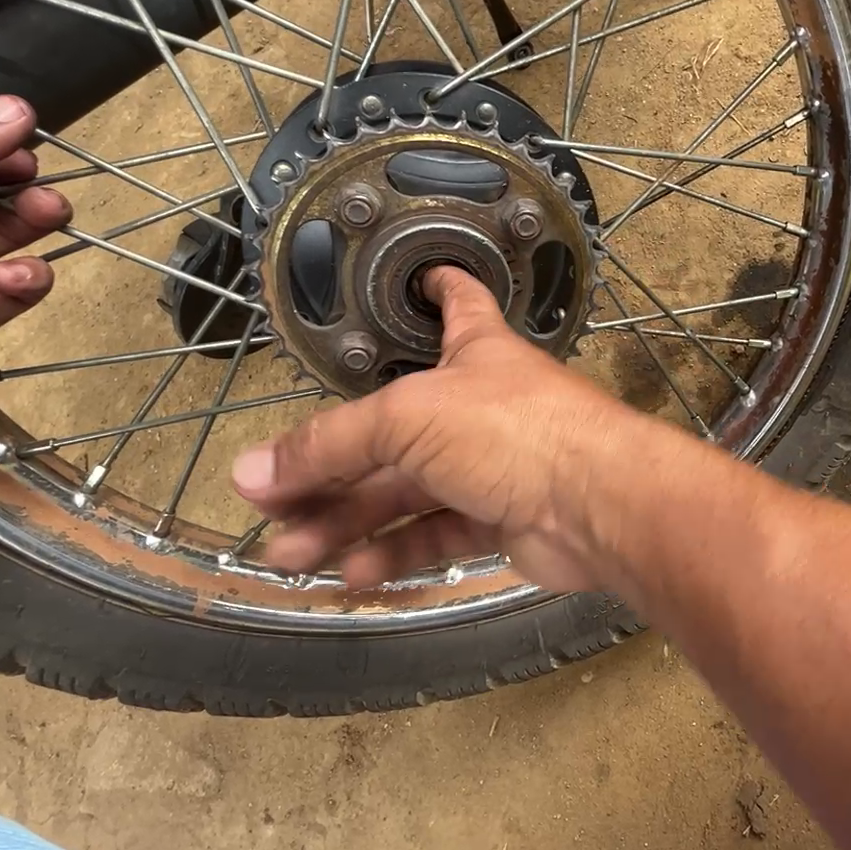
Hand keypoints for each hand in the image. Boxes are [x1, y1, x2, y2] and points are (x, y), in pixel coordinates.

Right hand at [232, 266, 664, 591]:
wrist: (597, 504)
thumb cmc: (517, 431)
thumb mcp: (410, 418)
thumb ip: (331, 443)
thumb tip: (253, 472)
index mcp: (475, 354)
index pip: (458, 305)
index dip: (438, 288)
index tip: (421, 275)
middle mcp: (482, 407)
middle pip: (395, 430)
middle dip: (331, 466)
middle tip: (270, 503)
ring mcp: (494, 466)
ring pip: (409, 491)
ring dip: (349, 522)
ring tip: (291, 554)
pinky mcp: (501, 519)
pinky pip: (435, 534)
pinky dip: (394, 552)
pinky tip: (352, 573)